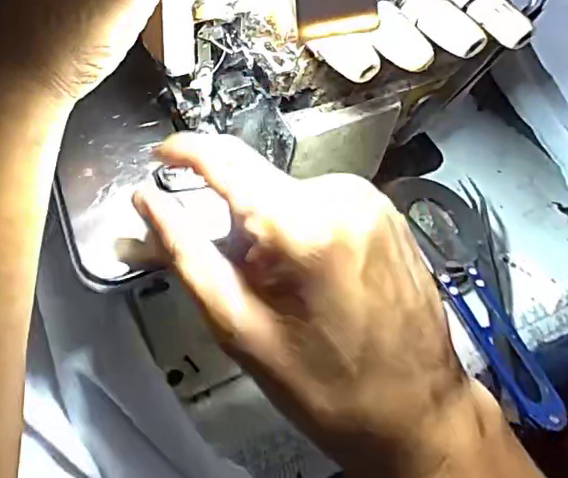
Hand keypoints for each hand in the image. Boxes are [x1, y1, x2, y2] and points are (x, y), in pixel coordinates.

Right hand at [135, 134, 518, 477]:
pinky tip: (305, 266)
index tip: (159, 153)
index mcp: (302, 226)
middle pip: (250, 174)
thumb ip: (182, 251)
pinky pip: (311, 194)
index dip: (182, 150)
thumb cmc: (329, 386)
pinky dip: (292, 218)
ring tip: (272, 273)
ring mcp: (367, 199)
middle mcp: (339, 198)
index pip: (224, 159)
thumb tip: (146, 200)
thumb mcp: (237, 324)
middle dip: (224, 204)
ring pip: (278, 184)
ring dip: (260, 214)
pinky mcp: (381, 207)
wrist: (421, 417)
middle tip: (224, 257)